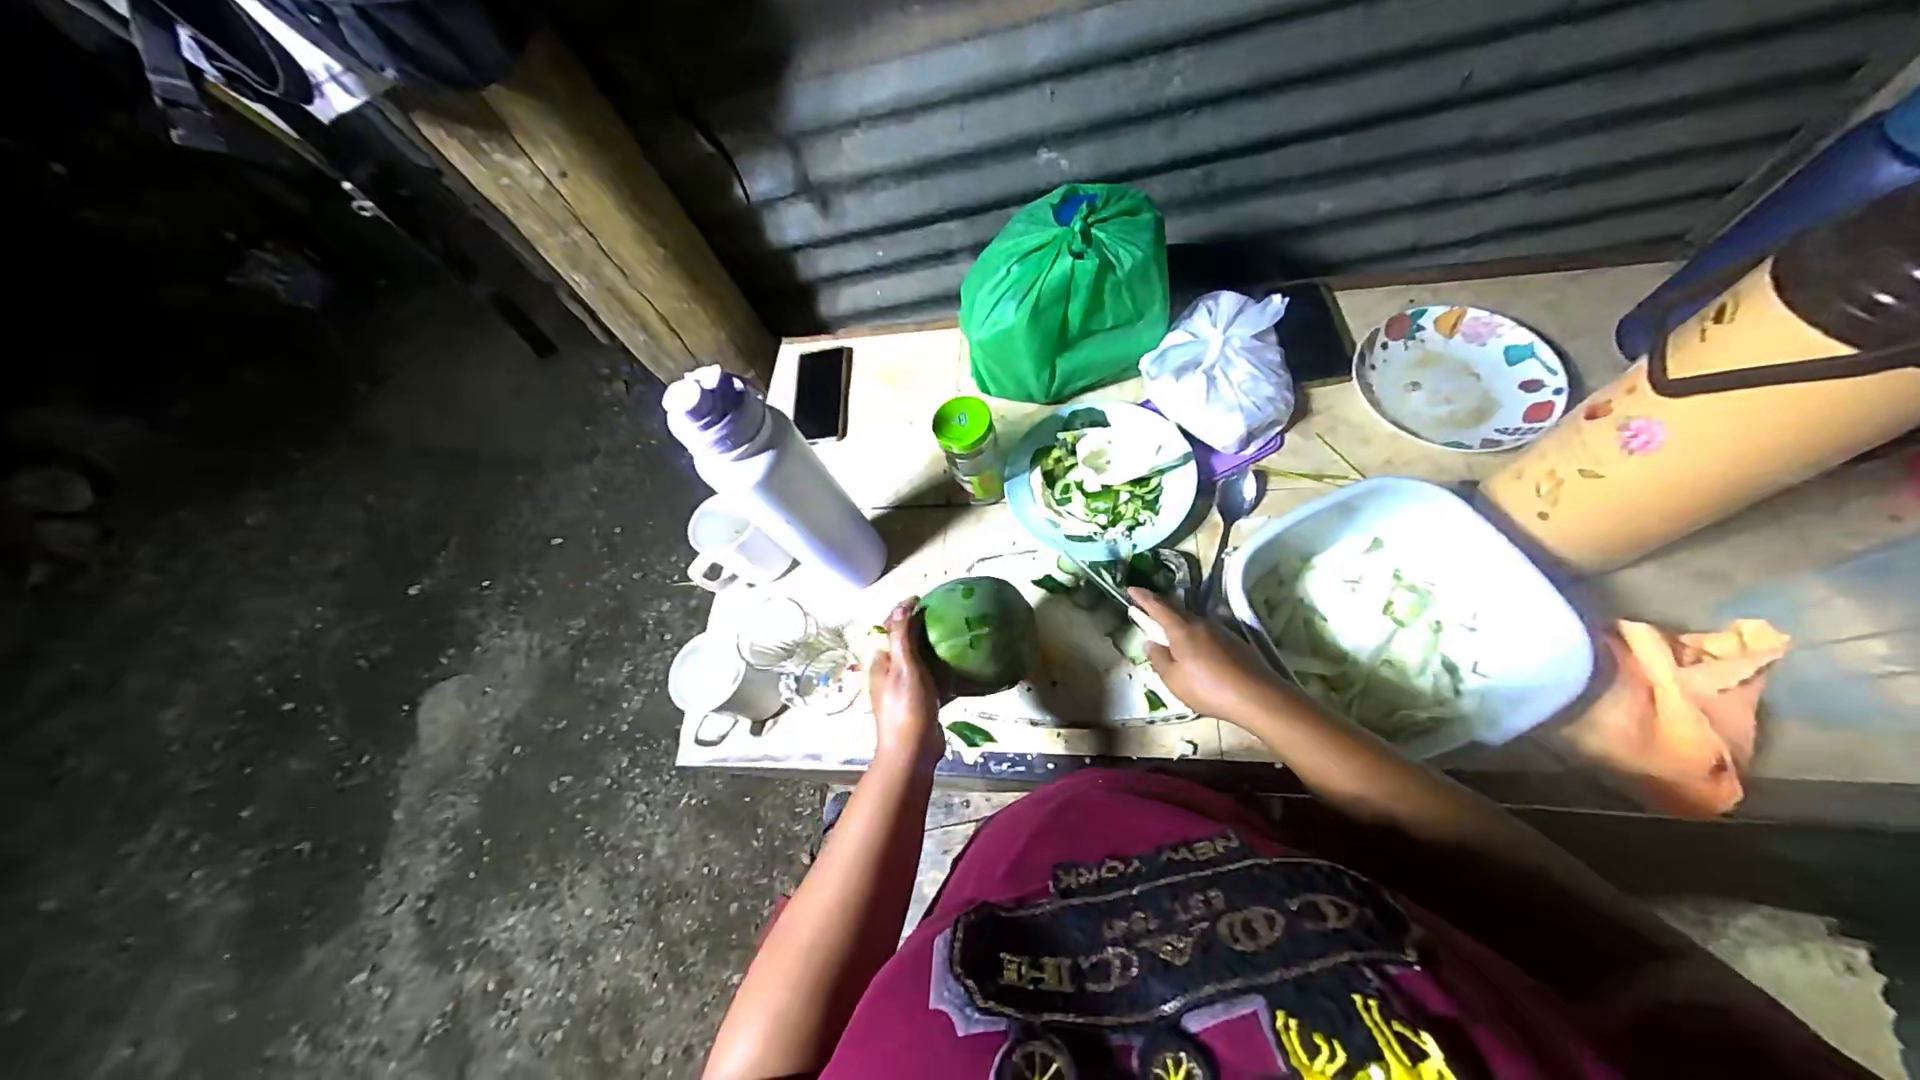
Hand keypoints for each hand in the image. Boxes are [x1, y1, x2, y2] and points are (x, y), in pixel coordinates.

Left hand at [867, 597, 941, 769]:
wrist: (913, 752)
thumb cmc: (907, 707)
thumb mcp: (904, 667)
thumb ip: (902, 636)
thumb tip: (902, 604)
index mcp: (881, 662)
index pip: (889, 628)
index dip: (904, 612)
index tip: (925, 599)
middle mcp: (889, 673)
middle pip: (904, 643)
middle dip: (921, 628)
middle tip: (945, 615)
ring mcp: (904, 689)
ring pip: (918, 661)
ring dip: (933, 648)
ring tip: (955, 636)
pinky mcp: (919, 702)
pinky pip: (930, 678)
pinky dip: (941, 669)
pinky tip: (959, 666)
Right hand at [1132, 588, 1289, 723]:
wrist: (1258, 697)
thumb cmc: (1208, 688)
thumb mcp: (1174, 679)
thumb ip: (1159, 659)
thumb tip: (1151, 643)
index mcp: (1182, 629)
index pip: (1158, 606)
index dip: (1143, 597)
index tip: (1131, 588)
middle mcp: (1202, 623)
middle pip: (1177, 610)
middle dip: (1161, 608)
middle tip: (1148, 611)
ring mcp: (1221, 631)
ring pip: (1194, 622)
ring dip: (1180, 624)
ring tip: (1172, 637)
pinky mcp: (1235, 642)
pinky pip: (1208, 633)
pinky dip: (1196, 636)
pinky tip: (1197, 652)